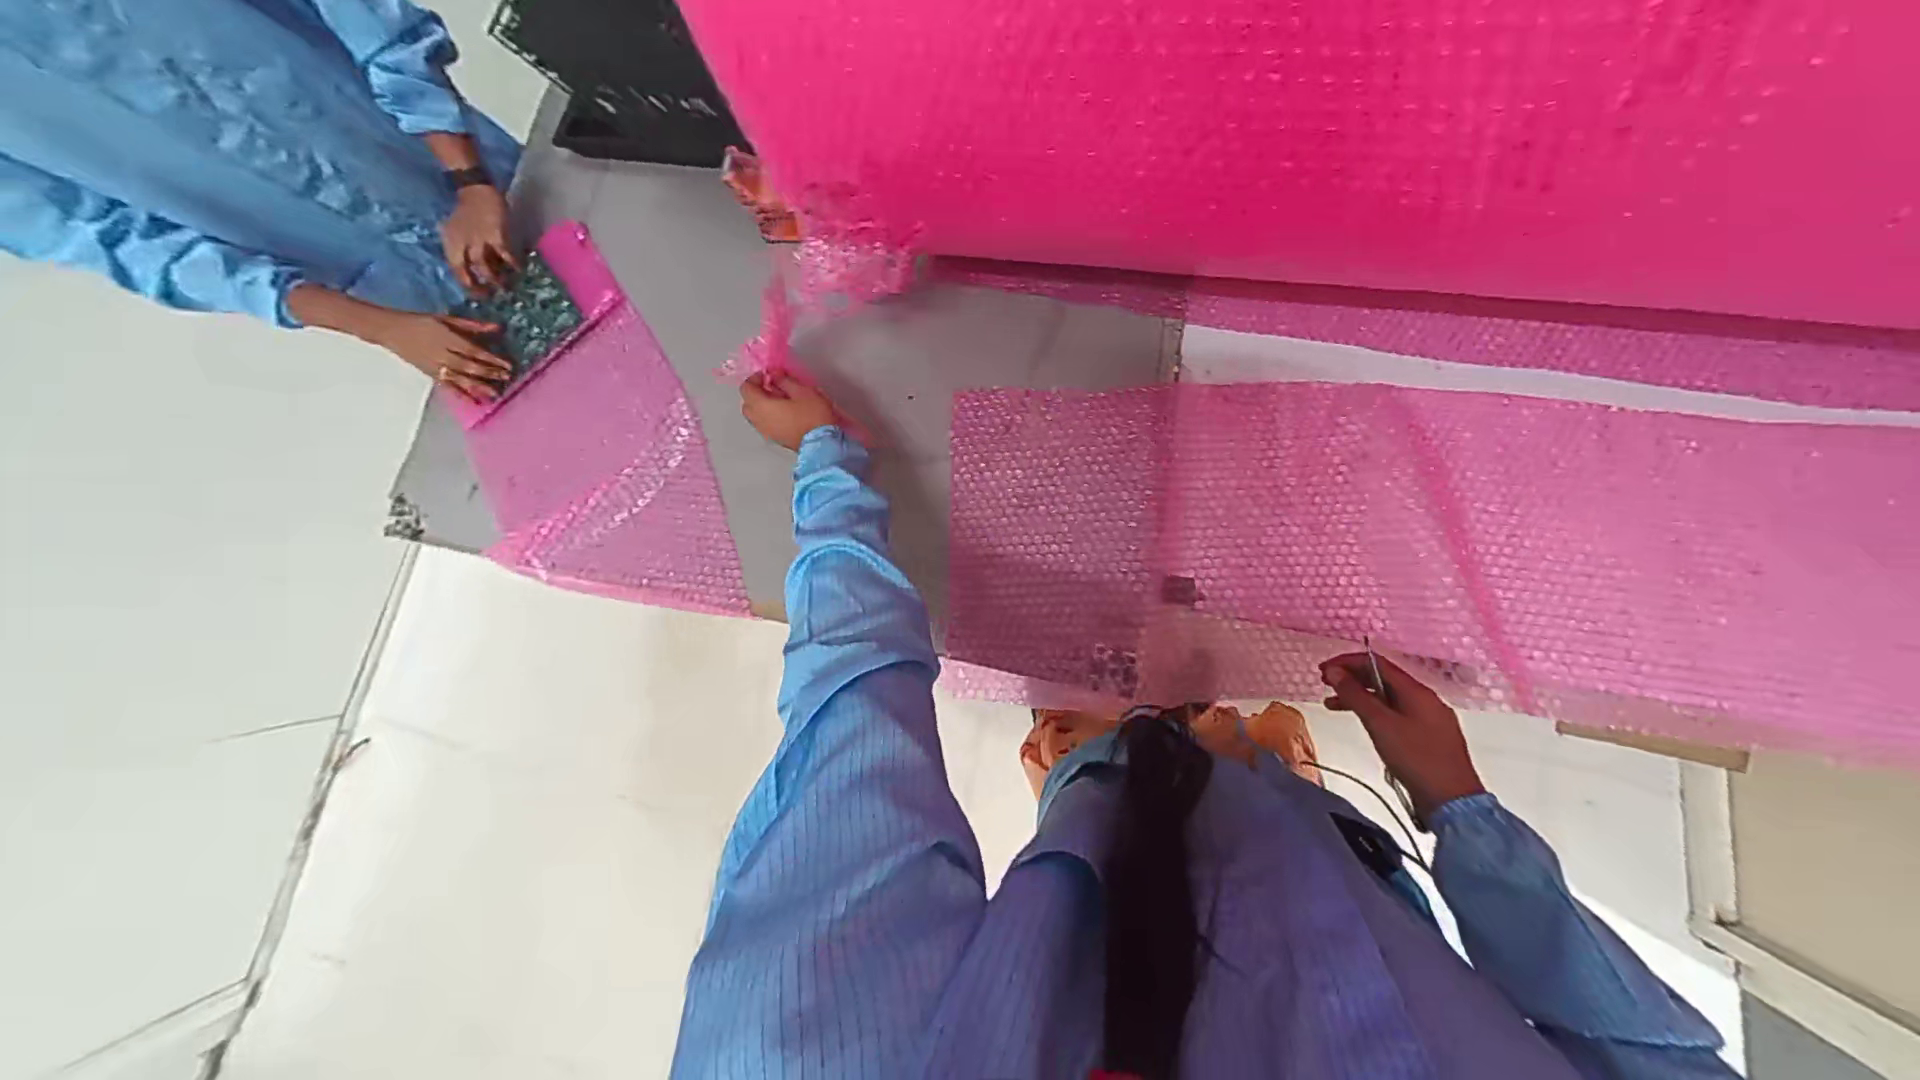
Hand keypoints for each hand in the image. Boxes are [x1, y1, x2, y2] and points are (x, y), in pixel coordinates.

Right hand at [372, 311, 512, 402]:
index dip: (491, 359)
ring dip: (478, 387)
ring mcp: (434, 366)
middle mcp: (440, 354)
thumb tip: (496, 327)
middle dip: (488, 373)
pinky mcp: (429, 374)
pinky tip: (475, 403)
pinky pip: (447, 386)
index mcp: (445, 338)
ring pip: (459, 379)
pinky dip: (461, 395)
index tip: (508, 365)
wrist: (386, 329)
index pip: (472, 351)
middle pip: (468, 366)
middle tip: (506, 378)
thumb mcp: (444, 318)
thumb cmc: (418, 321)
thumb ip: (471, 325)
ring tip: (495, 394)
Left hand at [441, 185, 516, 293]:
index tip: (477, 294)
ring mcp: (478, 239)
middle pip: (466, 268)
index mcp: (450, 241)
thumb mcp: (458, 230)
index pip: (455, 267)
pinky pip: (504, 255)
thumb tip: (480, 269)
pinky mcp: (495, 235)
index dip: (465, 283)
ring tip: (507, 287)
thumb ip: (465, 248)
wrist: (475, 190)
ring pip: (483, 264)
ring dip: (495, 278)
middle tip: (490, 295)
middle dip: (478, 284)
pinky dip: (513, 264)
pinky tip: (520, 270)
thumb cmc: (468, 211)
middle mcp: (461, 241)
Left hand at [740, 372, 837, 449]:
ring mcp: (767, 432)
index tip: (769, 374)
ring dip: (763, 406)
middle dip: (757, 393)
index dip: (756, 378)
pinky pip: (765, 424)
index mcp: (761, 406)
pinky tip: (786, 413)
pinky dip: (769, 416)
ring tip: (781, 400)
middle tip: (773, 386)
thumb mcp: (801, 391)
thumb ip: (784, 380)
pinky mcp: (776, 440)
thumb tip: (775, 375)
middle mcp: (759, 420)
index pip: (747, 388)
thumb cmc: (813, 416)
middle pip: (748, 403)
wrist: (822, 445)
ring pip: (756, 415)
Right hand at [1320, 653, 1485, 819]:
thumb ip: (1355, 694)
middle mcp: (1425, 700)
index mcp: (1417, 692)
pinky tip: (1361, 721)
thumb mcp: (1379, 723)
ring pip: (1387, 698)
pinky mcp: (1427, 736)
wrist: (1452, 801)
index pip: (1378, 664)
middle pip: (1383, 679)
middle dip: (1351, 678)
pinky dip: (1373, 712)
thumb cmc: (1415, 758)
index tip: (1323, 670)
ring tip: (1333, 704)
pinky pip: (1394, 714)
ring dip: (1359, 697)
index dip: (1347, 662)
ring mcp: (1428, 719)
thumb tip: (1334, 670)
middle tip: (1325, 684)